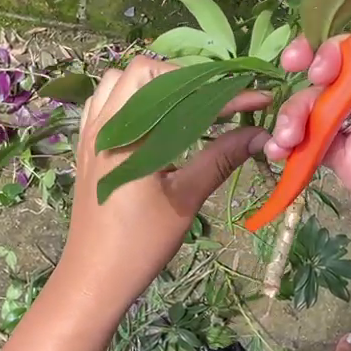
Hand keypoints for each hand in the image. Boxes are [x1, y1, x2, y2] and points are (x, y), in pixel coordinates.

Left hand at [60, 57, 268, 309]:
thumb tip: (262, 134)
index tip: (253, 101)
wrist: (93, 279)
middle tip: (219, 100)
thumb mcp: (186, 198)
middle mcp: (103, 124)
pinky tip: (154, 123)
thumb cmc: (139, 243)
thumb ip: (221, 158)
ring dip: (153, 85)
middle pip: (141, 70)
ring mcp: (90, 134)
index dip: (218, 89)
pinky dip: (131, 100)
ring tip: (187, 105)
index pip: (175, 88)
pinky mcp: (88, 147)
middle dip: (186, 78)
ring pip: (117, 82)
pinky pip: (104, 103)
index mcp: (126, 134)